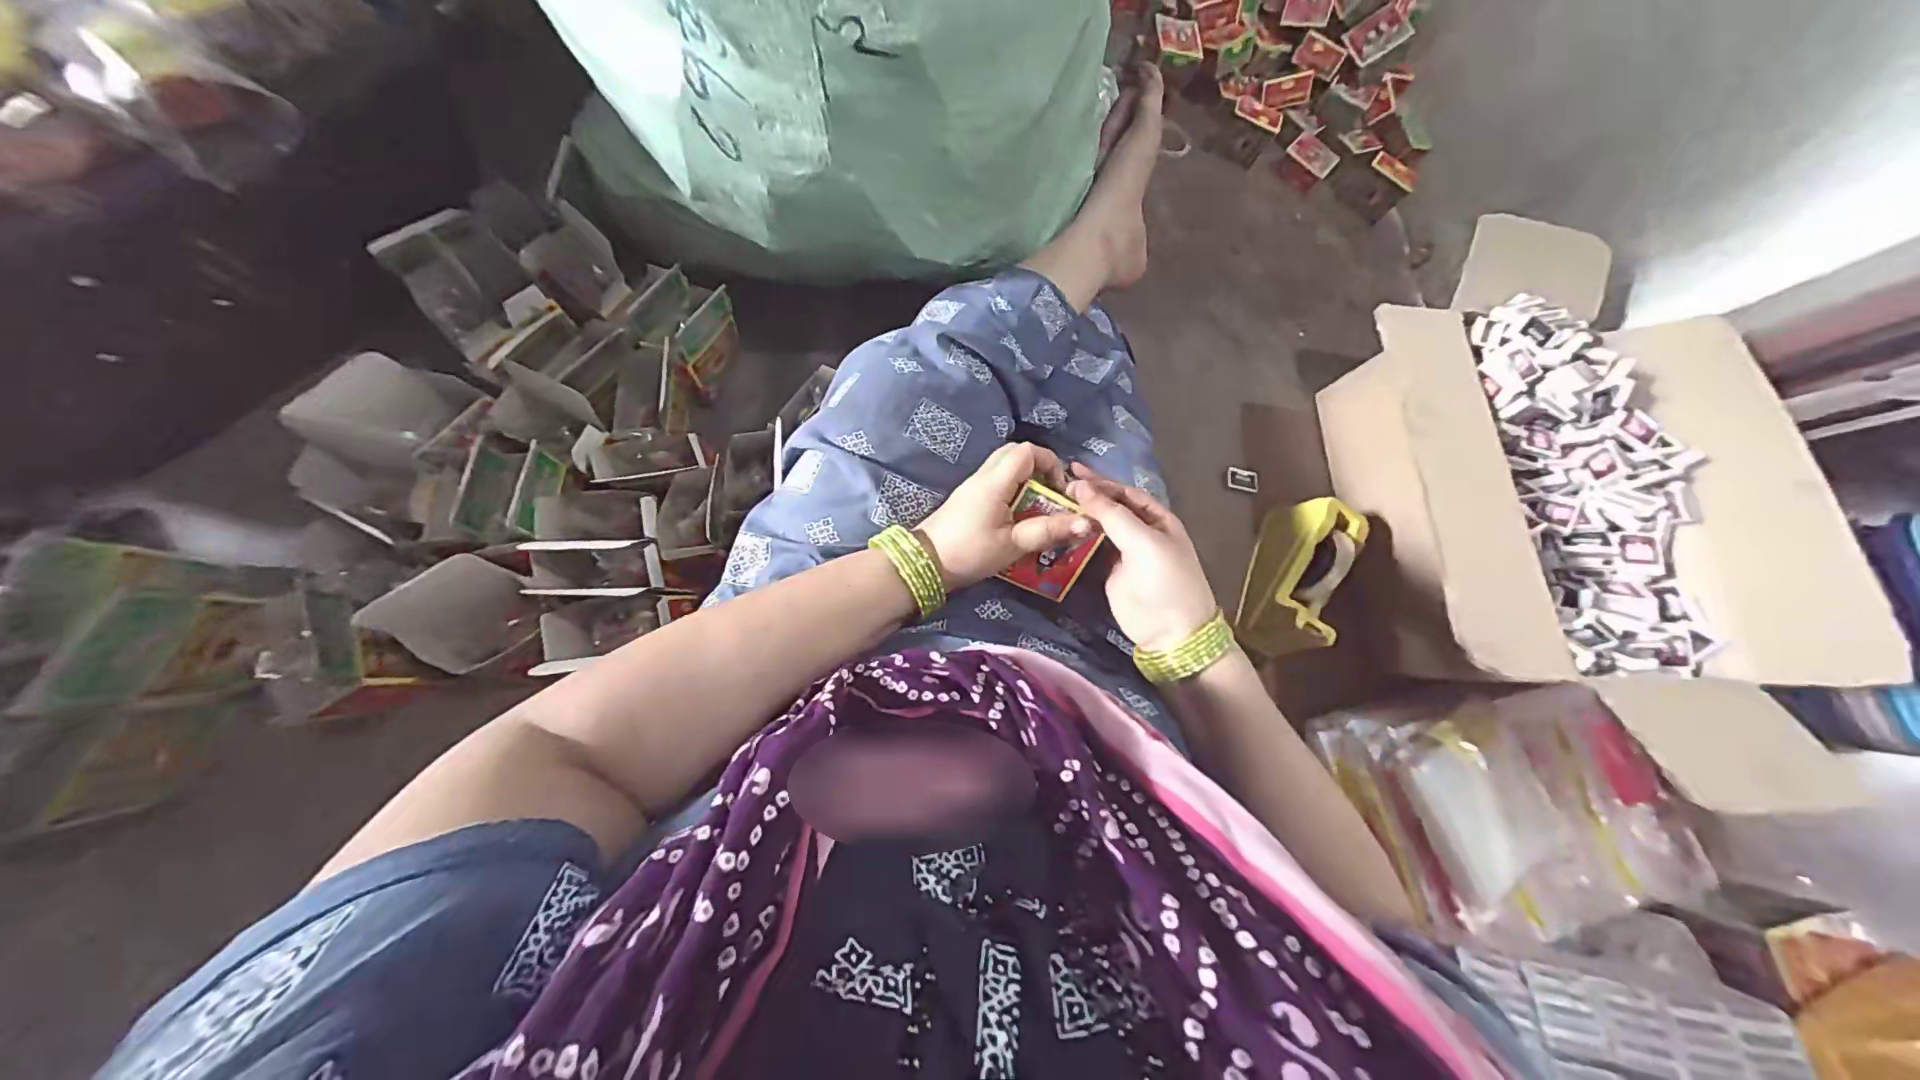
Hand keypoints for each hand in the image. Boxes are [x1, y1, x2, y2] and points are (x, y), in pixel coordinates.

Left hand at [917, 443, 1093, 589]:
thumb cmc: (969, 552)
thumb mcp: (1013, 544)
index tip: (1060, 489)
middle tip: (1051, 496)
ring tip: (1038, 509)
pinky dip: (1012, 491)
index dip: (1050, 463)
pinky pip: (995, 483)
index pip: (1027, 451)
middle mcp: (983, 476)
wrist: (924, 564)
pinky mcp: (967, 500)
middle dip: (1039, 469)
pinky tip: (1018, 517)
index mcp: (995, 482)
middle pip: (1015, 454)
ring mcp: (972, 487)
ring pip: (1004, 468)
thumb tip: (1088, 523)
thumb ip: (1049, 531)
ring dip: (1026, 481)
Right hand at [1066, 463, 1216, 652]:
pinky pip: (1093, 547)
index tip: (1072, 473)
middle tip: (1059, 485)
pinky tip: (1062, 527)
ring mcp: (1125, 552)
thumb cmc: (1165, 581)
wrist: (1170, 631)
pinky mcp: (1111, 571)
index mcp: (1157, 519)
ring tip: (1055, 502)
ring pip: (1101, 526)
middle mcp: (1141, 531)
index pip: (1125, 492)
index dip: (1101, 482)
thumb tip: (1080, 488)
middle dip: (1089, 495)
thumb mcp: (1143, 542)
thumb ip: (1111, 514)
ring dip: (1081, 514)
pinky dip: (1079, 536)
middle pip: (1112, 506)